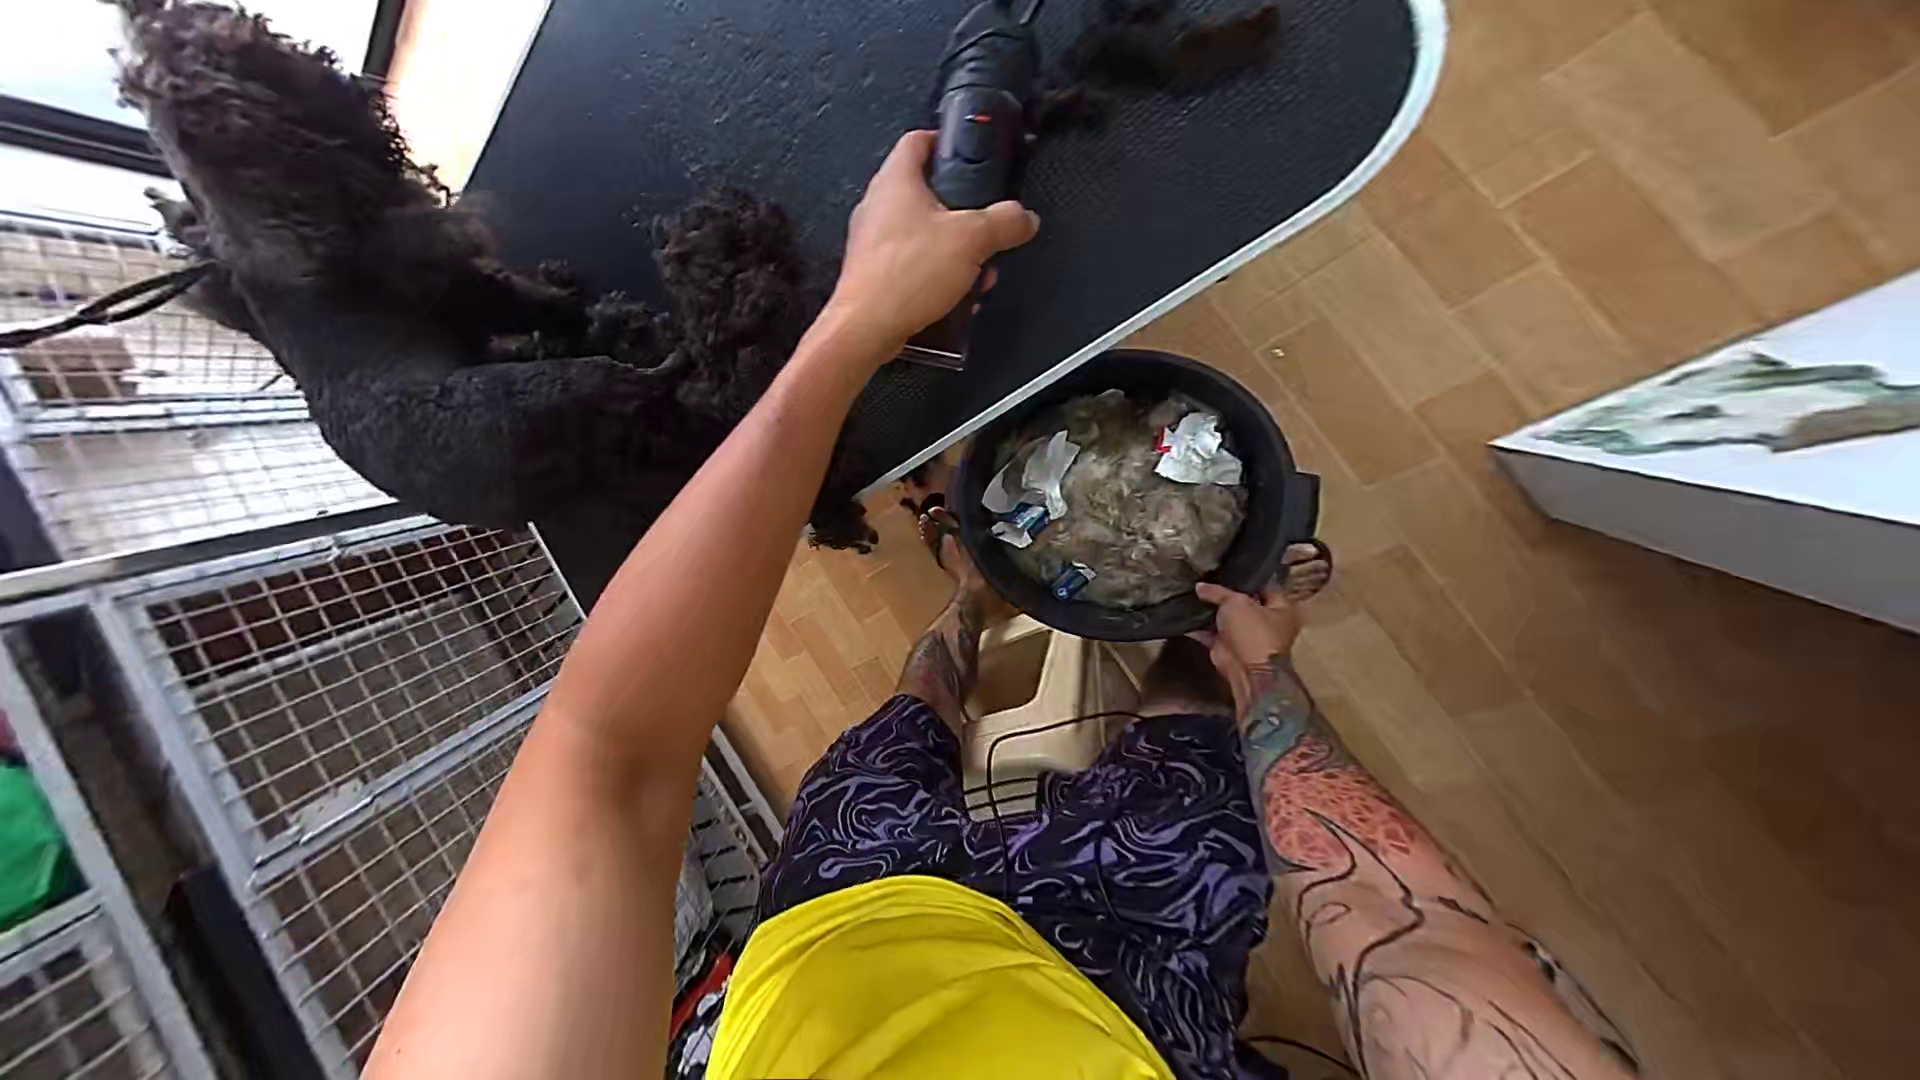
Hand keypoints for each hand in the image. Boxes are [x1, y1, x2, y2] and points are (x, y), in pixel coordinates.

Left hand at [825, 130, 1040, 347]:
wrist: (868, 327)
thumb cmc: (903, 277)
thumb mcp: (971, 240)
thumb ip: (1004, 223)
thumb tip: (1023, 218)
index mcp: (897, 180)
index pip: (920, 139)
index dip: (947, 142)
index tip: (966, 153)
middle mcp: (879, 206)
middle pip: (927, 194)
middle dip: (962, 214)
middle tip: (982, 227)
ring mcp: (875, 242)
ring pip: (923, 235)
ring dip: (954, 252)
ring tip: (975, 271)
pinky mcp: (877, 275)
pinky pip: (914, 266)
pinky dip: (937, 276)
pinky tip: (955, 295)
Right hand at [1192, 581, 1305, 704]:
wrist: (1245, 669)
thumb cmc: (1252, 631)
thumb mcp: (1236, 602)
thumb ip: (1218, 592)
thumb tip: (1199, 586)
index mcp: (1281, 608)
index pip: (1265, 585)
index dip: (1246, 576)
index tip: (1227, 565)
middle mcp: (1267, 621)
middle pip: (1243, 601)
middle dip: (1224, 592)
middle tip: (1205, 577)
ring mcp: (1246, 635)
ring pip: (1225, 617)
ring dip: (1210, 609)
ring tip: (1192, 591)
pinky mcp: (1227, 647)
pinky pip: (1210, 632)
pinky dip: (1198, 626)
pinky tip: (1184, 612)